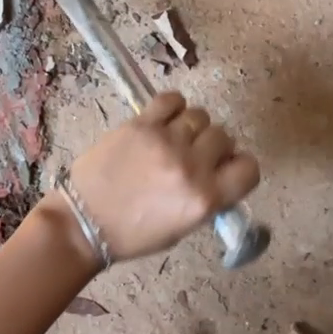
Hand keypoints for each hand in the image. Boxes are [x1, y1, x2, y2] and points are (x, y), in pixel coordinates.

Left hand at [62, 91, 259, 262]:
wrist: (83, 222)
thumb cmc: (132, 234)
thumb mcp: (182, 227)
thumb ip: (207, 198)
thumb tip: (219, 173)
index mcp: (206, 199)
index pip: (249, 168)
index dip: (240, 166)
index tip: (225, 168)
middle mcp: (191, 167)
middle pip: (223, 136)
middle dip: (212, 146)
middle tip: (192, 156)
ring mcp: (165, 142)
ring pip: (200, 116)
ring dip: (192, 126)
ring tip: (174, 138)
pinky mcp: (141, 125)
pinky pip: (172, 100)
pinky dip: (173, 106)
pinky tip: (164, 119)